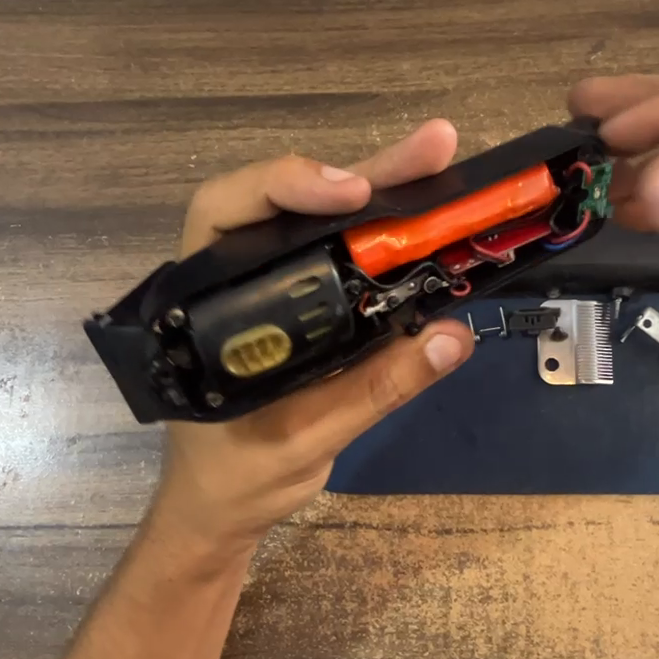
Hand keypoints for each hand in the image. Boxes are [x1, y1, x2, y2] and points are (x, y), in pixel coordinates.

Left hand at [149, 122, 475, 550]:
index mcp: (205, 304)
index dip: (287, 186)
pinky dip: (386, 243)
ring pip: (322, 227)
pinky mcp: (306, 313)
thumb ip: (374, 388)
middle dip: (364, 173)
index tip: (352, 192)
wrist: (221, 511)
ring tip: (442, 169)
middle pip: (292, 207)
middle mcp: (237, 284)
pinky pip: (344, 265)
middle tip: (435, 147)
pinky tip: (428, 226)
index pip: (228, 212)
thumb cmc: (237, 478)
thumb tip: (453, 336)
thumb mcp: (305, 437)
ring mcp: (274, 295)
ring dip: (383, 196)